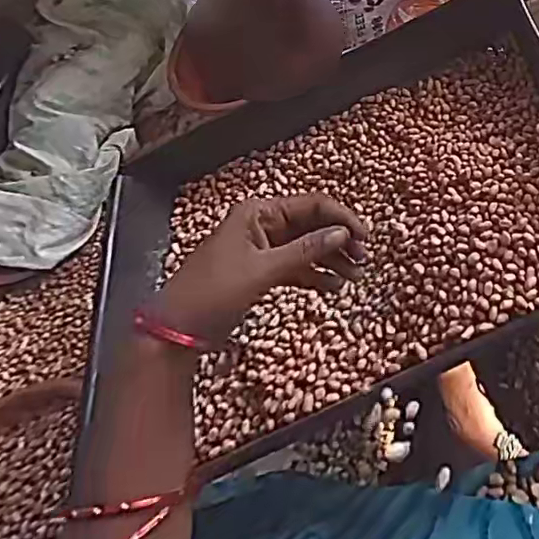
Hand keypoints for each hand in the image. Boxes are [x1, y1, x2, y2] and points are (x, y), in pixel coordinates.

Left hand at [152, 194, 368, 340]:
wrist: (174, 333)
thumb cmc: (211, 294)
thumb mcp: (262, 271)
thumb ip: (305, 250)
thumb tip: (343, 233)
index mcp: (258, 213)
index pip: (312, 205)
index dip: (341, 219)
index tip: (364, 237)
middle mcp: (263, 225)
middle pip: (313, 226)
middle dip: (339, 241)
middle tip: (363, 260)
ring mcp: (263, 249)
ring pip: (308, 247)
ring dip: (331, 260)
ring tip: (354, 276)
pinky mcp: (262, 272)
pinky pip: (297, 267)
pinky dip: (315, 276)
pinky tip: (333, 287)